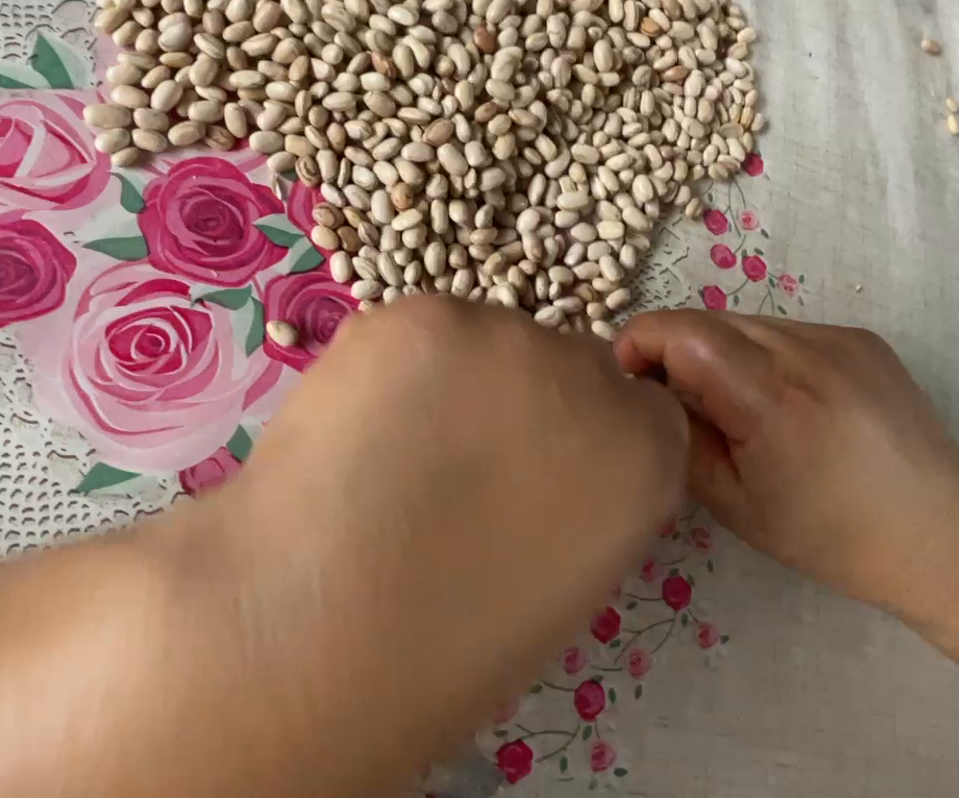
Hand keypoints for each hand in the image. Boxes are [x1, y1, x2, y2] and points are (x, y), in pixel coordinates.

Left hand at [207, 296, 688, 789]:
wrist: (316, 631)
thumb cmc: (446, 646)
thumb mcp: (565, 580)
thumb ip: (587, 496)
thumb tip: (553, 456)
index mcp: (642, 449)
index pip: (636, 408)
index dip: (582, 437)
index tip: (539, 468)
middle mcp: (583, 372)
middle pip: (564, 360)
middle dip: (526, 399)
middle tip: (457, 458)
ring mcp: (494, 331)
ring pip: (486, 340)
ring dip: (456, 378)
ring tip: (394, 448)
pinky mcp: (410, 313)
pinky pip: (418, 331)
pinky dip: (395, 366)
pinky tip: (359, 423)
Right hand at [614, 310, 958, 627]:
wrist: (949, 538)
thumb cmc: (834, 539)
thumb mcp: (735, 505)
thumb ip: (682, 438)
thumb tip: (648, 393)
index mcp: (773, 402)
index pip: (681, 331)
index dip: (639, 342)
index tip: (631, 380)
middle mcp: (807, 353)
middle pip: (705, 319)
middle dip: (671, 348)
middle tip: (671, 399)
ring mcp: (838, 338)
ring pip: (742, 321)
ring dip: (715, 350)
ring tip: (729, 403)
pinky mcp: (860, 337)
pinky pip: (781, 330)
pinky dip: (757, 353)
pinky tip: (777, 398)